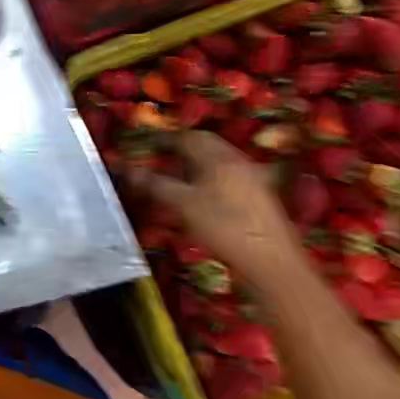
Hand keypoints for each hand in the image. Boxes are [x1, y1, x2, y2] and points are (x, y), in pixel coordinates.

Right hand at [121, 131, 303, 275]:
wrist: (271, 261)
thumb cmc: (223, 227)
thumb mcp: (182, 205)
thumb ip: (155, 185)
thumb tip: (128, 170)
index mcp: (219, 158)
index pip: (188, 137)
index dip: (165, 140)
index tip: (147, 147)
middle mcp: (239, 160)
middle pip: (207, 145)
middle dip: (182, 148)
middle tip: (161, 159)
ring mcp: (253, 177)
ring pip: (219, 160)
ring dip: (197, 163)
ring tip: (178, 177)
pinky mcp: (261, 195)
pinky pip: (230, 175)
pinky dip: (211, 176)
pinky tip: (203, 195)